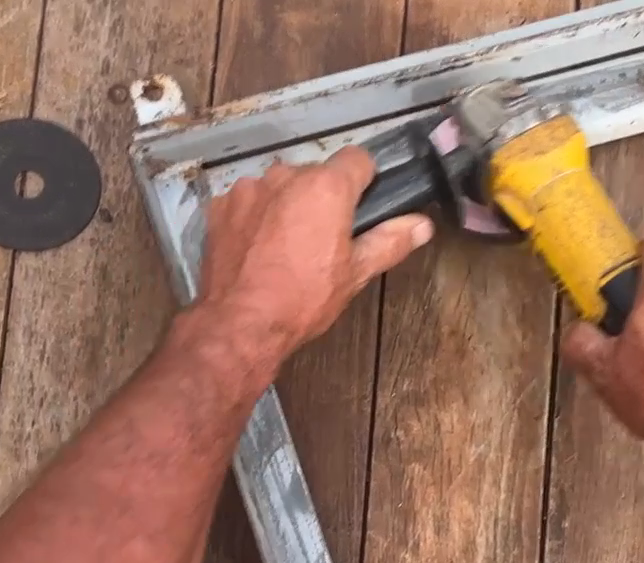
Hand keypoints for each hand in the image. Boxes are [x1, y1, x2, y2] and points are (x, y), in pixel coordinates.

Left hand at [190, 146, 433, 365]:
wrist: (242, 322)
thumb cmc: (305, 299)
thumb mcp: (355, 275)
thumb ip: (390, 242)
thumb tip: (423, 225)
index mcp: (326, 188)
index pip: (357, 159)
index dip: (364, 181)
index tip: (362, 206)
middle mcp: (286, 175)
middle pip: (315, 176)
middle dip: (322, 200)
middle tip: (323, 243)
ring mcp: (249, 188)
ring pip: (279, 189)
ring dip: (287, 208)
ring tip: (285, 251)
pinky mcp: (220, 206)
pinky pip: (248, 203)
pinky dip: (256, 220)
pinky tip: (257, 252)